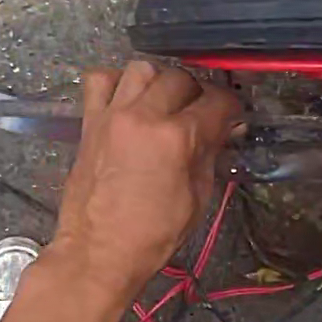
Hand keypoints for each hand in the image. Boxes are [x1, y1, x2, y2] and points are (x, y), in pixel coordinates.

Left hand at [49, 60, 241, 308]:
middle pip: (180, 78)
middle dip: (197, 93)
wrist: (98, 252)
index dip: (231, 107)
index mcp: (176, 138)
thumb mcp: (197, 197)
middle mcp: (144, 116)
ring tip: (163, 103)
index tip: (231, 115)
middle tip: (199, 114)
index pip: (216, 102)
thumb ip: (210, 154)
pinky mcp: (89, 123)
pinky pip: (99, 80)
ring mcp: (112, 116)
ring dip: (159, 81)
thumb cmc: (153, 234)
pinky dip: (116, 82)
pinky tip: (126, 101)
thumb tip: (222, 129)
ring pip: (141, 69)